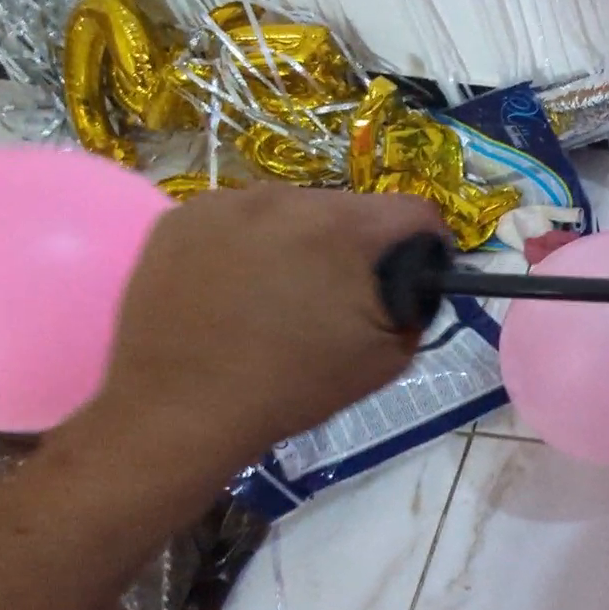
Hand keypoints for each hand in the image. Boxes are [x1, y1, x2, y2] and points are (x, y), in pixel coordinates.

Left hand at [54, 185, 444, 518]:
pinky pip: (245, 217)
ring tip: (289, 291)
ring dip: (309, 239)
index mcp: (343, 228)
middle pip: (355, 207)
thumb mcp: (390, 354)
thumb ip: (416, 302)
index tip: (418, 275)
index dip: (430, 243)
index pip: (416, 211)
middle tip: (346, 295)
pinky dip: (257, 242)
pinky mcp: (180, 217)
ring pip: (298, 209)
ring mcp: (226, 203)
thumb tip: (413, 282)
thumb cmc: (296, 384)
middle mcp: (286, 198)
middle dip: (363, 244)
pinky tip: (243, 284)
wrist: (178, 412)